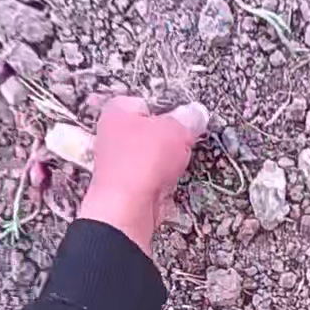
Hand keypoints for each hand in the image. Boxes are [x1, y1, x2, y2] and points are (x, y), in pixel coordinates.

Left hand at [77, 96, 208, 252]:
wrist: (128, 207)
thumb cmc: (141, 163)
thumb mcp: (176, 130)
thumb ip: (188, 118)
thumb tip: (197, 114)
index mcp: (118, 110)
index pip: (150, 102)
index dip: (173, 112)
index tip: (188, 121)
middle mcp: (112, 133)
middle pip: (153, 131)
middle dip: (171, 139)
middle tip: (184, 144)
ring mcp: (118, 161)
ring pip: (153, 156)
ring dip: (168, 161)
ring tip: (175, 165)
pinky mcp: (128, 185)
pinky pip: (152, 176)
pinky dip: (163, 179)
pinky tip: (168, 182)